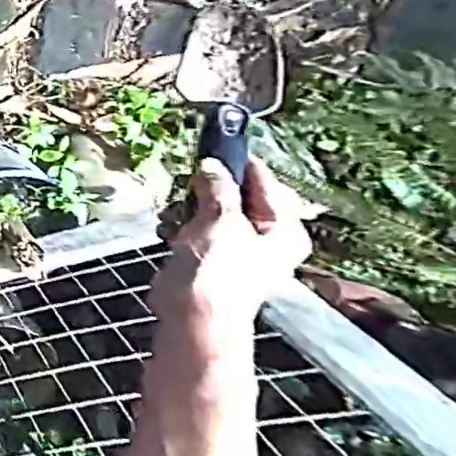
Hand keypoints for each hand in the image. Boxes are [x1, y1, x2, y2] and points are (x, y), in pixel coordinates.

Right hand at [154, 157, 312, 327]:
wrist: (194, 310)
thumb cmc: (218, 267)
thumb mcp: (220, 220)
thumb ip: (218, 189)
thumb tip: (212, 164)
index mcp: (284, 230)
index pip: (266, 185)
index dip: (241, 166)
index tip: (219, 145)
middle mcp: (267, 238)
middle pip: (238, 197)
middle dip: (210, 188)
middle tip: (191, 181)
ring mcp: (238, 248)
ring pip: (213, 211)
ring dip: (190, 207)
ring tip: (177, 210)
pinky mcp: (211, 255)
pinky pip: (197, 227)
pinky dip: (181, 223)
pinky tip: (171, 227)